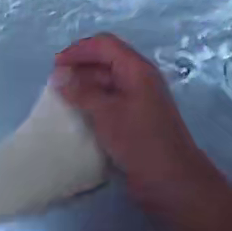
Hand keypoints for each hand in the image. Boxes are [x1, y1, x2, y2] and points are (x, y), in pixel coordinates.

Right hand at [54, 33, 225, 221]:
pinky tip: (78, 116)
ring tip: (62, 100)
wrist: (176, 185)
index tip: (56, 66)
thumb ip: (81, 92)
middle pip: (105, 60)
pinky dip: (92, 103)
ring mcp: (139, 100)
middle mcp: (139, 79)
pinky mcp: (136, 120)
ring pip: (106, 81)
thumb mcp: (107, 113)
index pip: (103, 45)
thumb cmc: (142, 142)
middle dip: (79, 67)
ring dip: (84, 86)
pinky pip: (110, 101)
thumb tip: (58, 76)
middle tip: (56, 84)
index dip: (78, 50)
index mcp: (136, 69)